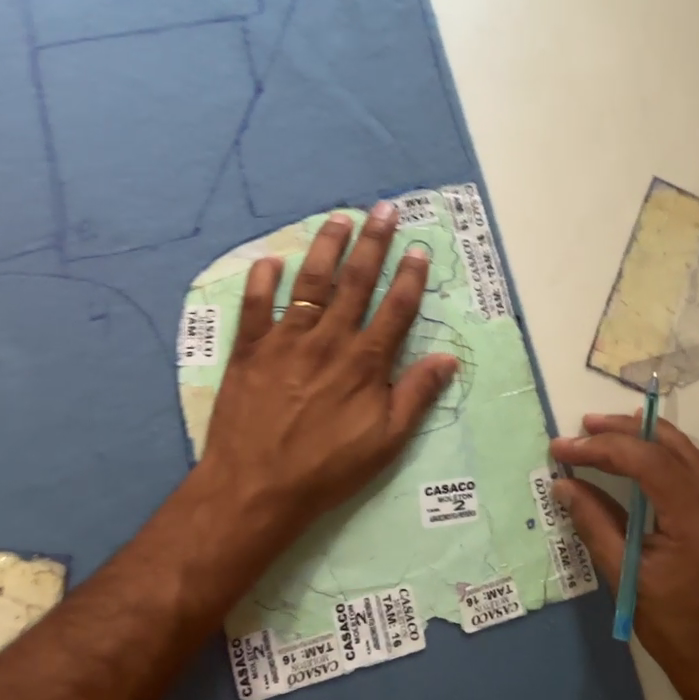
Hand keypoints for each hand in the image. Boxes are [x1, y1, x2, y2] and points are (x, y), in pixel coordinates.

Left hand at [195, 202, 458, 534]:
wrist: (255, 489)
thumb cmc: (326, 470)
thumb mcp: (386, 443)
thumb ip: (416, 395)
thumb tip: (449, 358)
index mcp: (365, 362)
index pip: (396, 308)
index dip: (411, 276)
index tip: (419, 248)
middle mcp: (329, 340)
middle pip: (357, 281)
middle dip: (374, 242)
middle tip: (385, 210)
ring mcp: (286, 340)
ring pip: (310, 282)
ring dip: (327, 247)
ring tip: (339, 219)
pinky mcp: (250, 349)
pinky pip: (255, 304)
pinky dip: (262, 279)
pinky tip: (270, 259)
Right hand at [551, 415, 698, 699]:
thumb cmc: (674, 630)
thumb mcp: (626, 578)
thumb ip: (594, 524)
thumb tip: (562, 484)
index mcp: (697, 522)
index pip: (648, 462)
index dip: (603, 448)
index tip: (563, 448)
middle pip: (669, 447)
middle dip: (622, 431)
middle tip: (582, 427)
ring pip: (684, 452)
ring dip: (643, 436)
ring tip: (602, 430)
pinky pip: (690, 470)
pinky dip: (660, 454)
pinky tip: (637, 453)